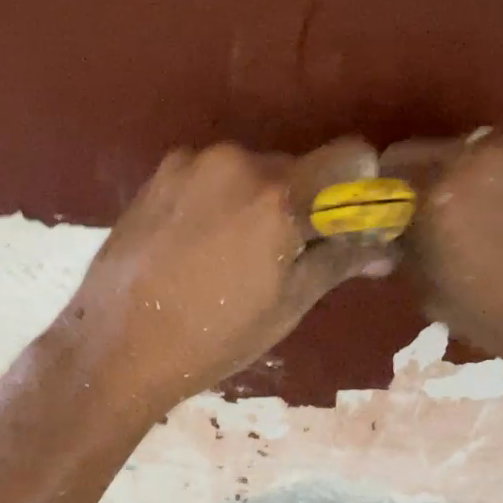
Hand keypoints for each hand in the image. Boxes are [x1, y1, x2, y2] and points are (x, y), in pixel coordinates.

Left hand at [58, 139, 393, 411]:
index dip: (357, 186)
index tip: (344, 220)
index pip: (349, 156)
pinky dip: (215, 199)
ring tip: (227, 254)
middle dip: (299, 203)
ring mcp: (192, 164)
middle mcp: (238, 162)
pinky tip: (193, 244)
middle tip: (279, 254)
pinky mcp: (159, 173)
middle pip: (295, 167)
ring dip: (254, 201)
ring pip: (249, 171)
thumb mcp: (288, 305)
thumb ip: (339, 261)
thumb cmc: (214, 337)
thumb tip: (385, 246)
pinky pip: (209, 176)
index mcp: (279, 195)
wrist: (117, 345)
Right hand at [384, 135, 502, 399]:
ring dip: (465, 177)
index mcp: (437, 196)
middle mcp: (475, 156)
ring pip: (471, 151)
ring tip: (487, 216)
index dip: (382, 198)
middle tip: (434, 219)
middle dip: (421, 182)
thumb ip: (407, 258)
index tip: (390, 220)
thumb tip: (393, 240)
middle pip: (424, 152)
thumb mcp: (438, 300)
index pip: (384, 172)